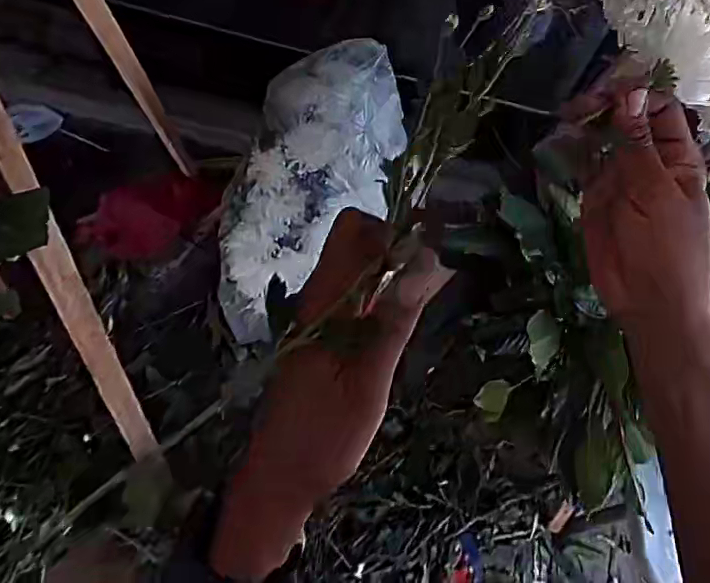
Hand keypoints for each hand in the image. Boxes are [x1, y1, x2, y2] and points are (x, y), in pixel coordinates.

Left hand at [209, 209, 451, 580]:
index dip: (392, 230)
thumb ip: (394, 323)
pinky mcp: (329, 326)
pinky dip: (386, 290)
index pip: (352, 230)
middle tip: (429, 273)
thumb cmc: (323, 437)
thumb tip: (425, 265)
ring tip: (426, 291)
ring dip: (395, 266)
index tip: (426, 255)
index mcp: (324, 298)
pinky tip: (405, 316)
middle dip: (398, 243)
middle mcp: (320, 292)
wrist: (280, 479)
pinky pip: (360, 288)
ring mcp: (323, 308)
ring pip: (361, 261)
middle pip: (358, 237)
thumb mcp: (367, 384)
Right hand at [578, 86, 709, 341]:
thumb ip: (638, 144)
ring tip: (566, 117)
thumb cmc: (669, 250)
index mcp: (677, 156)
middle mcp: (648, 158)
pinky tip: (559, 140)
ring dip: (584, 123)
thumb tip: (630, 94)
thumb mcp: (655, 193)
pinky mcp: (596, 191)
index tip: (607, 94)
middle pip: (625, 116)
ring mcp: (620, 174)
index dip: (636, 95)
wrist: (650, 306)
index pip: (659, 108)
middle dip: (603, 104)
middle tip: (578, 106)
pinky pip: (582, 161)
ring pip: (601, 135)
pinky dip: (570, 148)